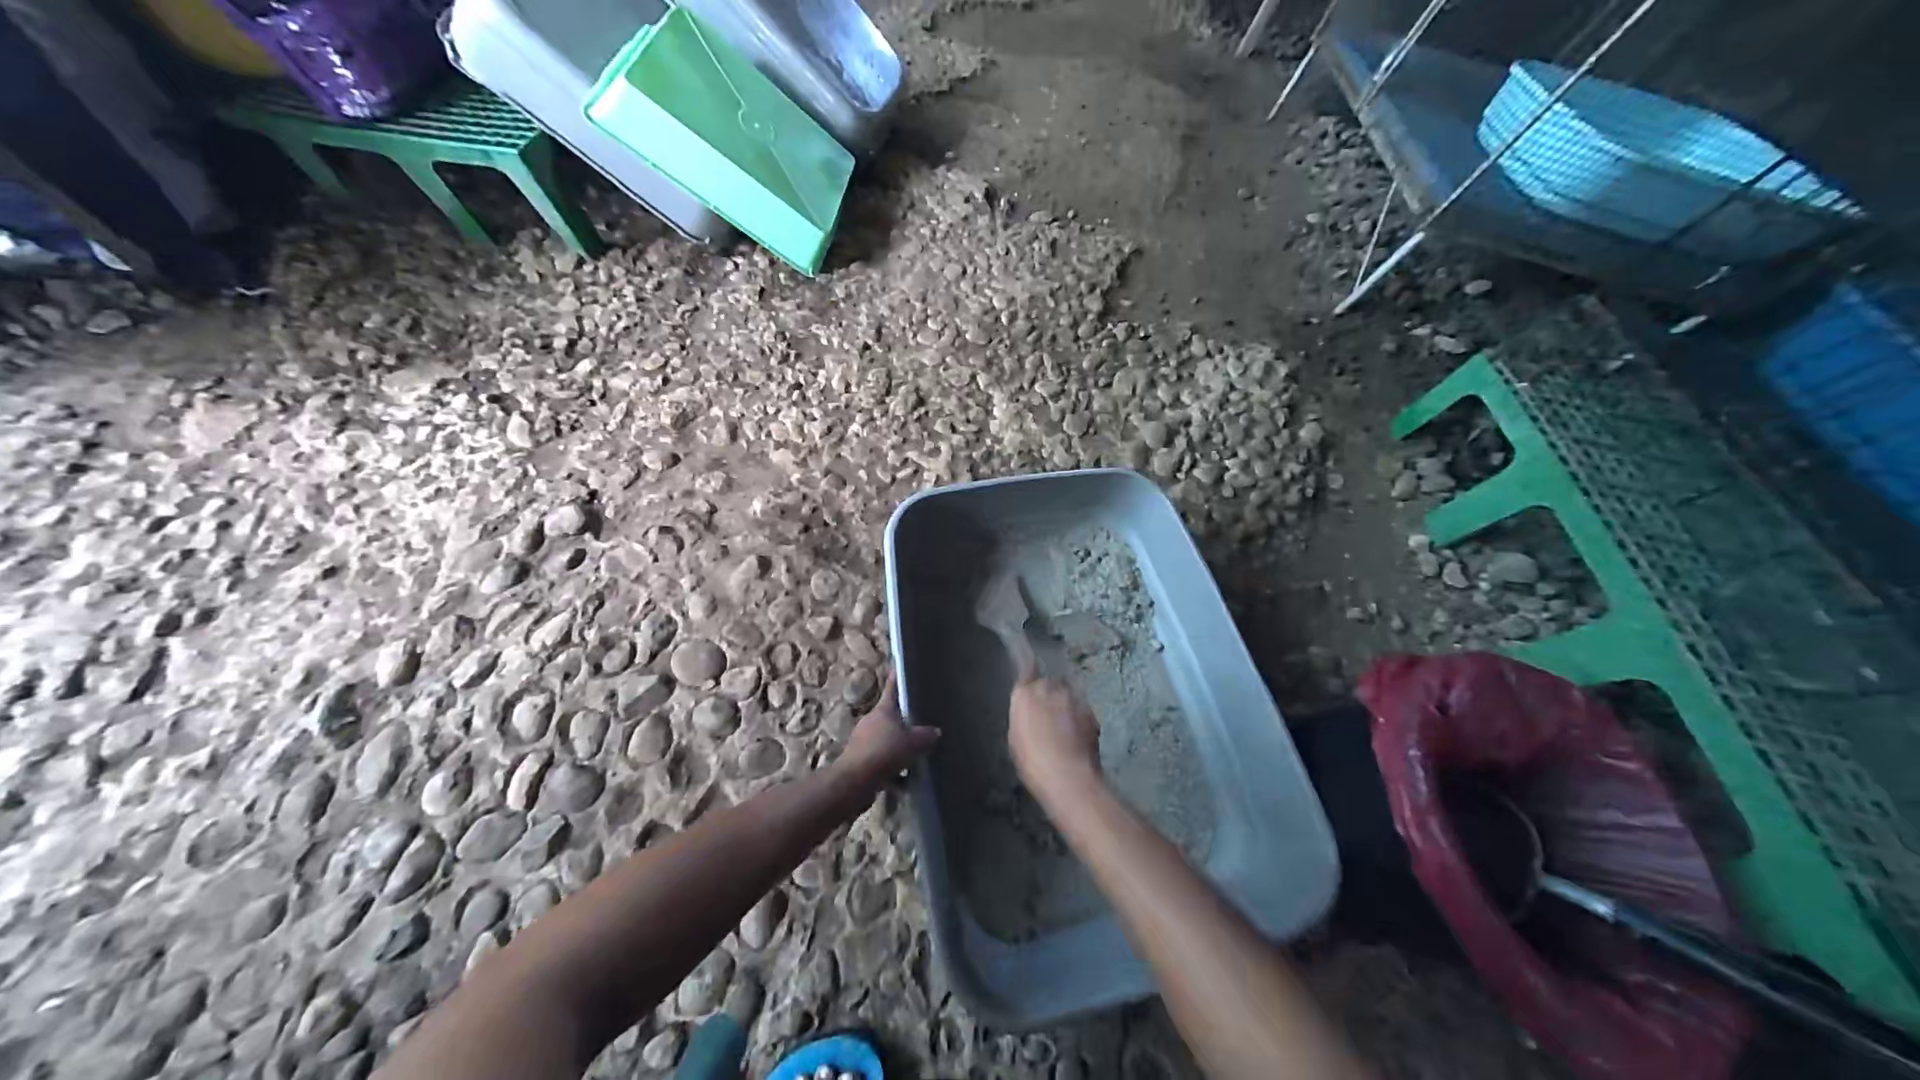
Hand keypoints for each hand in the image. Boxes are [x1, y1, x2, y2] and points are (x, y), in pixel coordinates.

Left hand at [836, 675, 939, 787]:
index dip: (897, 677)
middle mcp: (871, 722)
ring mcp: (863, 742)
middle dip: (904, 722)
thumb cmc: (884, 752)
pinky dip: (892, 769)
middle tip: (921, 725)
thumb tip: (935, 732)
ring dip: (898, 749)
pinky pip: (881, 761)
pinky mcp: (860, 761)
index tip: (899, 665)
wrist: (854, 782)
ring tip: (916, 758)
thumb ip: (926, 736)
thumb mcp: (913, 743)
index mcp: (883, 710)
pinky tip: (904, 781)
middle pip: (891, 717)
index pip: (892, 688)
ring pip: (886, 740)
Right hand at [1008, 677, 1102, 800]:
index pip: (1028, 667)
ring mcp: (1074, 698)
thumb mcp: (1016, 737)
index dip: (1030, 669)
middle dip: (1049, 691)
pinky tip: (1077, 734)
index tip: (1029, 671)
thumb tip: (1029, 707)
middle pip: (1050, 682)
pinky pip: (1082, 708)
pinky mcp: (1092, 712)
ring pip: (1069, 692)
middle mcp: (1051, 688)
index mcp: (1026, 693)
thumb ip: (1023, 714)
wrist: (1068, 777)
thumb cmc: (1032, 761)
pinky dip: (1079, 716)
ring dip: (1066, 702)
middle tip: (1046, 712)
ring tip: (1064, 724)